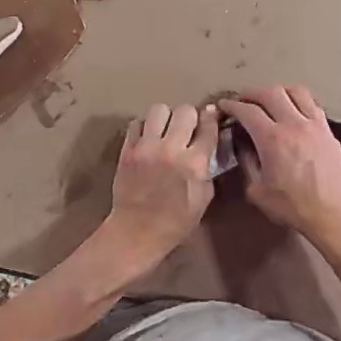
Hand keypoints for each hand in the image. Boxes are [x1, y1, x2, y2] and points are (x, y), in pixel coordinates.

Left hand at [100, 102, 220, 269]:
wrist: (137, 231)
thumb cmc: (175, 221)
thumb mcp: (204, 199)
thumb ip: (207, 171)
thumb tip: (208, 150)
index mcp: (195, 163)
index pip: (209, 127)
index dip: (212, 118)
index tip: (211, 116)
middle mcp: (172, 149)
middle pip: (185, 111)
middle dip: (190, 117)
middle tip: (186, 129)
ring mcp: (147, 147)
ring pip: (159, 109)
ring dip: (166, 118)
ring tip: (165, 131)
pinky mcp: (127, 150)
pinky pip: (136, 123)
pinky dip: (143, 127)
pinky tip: (147, 139)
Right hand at [219, 86, 340, 262]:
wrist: (334, 214)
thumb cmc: (293, 207)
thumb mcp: (257, 191)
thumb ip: (247, 164)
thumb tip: (243, 146)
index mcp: (272, 139)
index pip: (248, 111)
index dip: (232, 105)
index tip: (224, 105)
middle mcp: (294, 124)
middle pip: (271, 93)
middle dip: (252, 93)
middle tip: (243, 100)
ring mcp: (315, 125)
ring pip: (296, 92)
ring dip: (279, 91)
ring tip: (270, 100)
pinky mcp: (329, 132)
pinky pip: (313, 105)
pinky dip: (299, 102)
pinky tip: (294, 112)